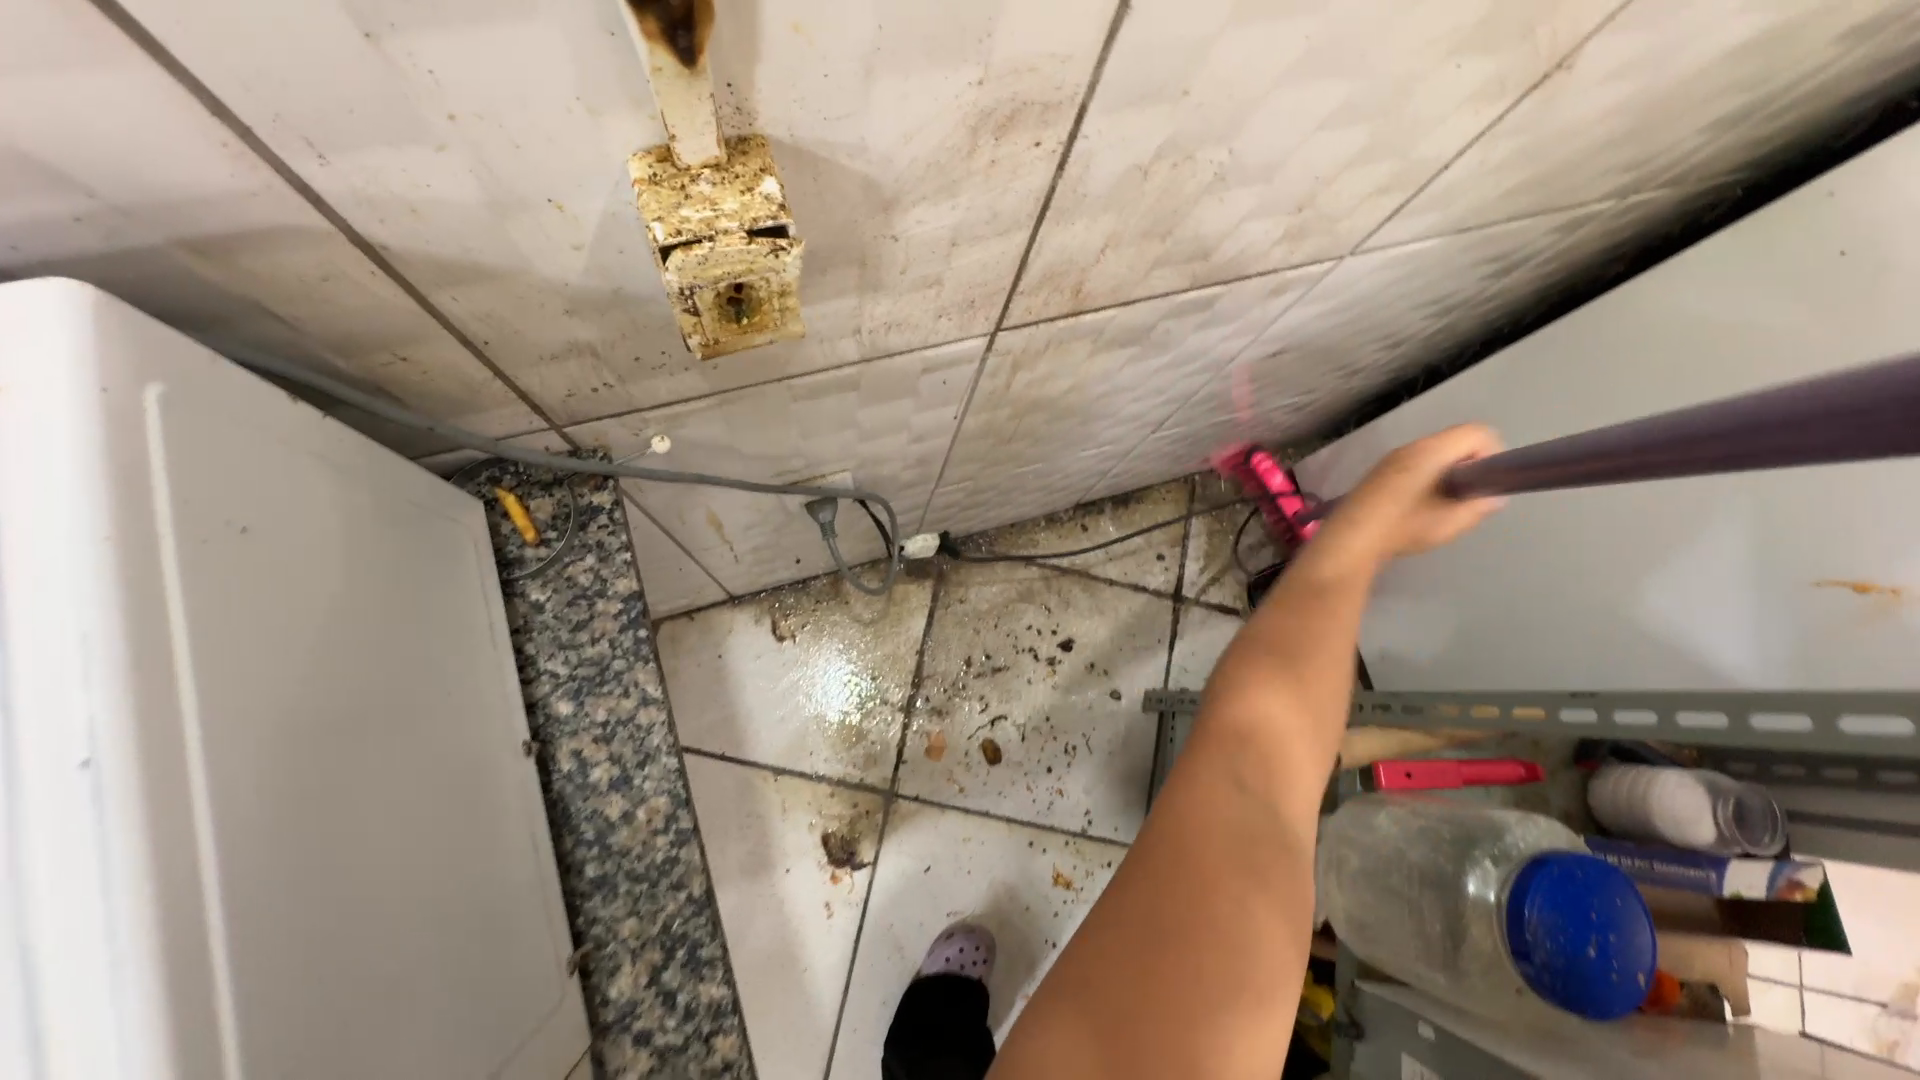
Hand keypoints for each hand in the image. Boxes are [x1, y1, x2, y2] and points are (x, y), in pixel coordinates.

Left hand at [1321, 424, 1504, 562]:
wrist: (1350, 539)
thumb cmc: (1404, 527)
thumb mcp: (1451, 521)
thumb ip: (1479, 506)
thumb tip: (1494, 496)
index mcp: (1430, 451)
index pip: (1476, 432)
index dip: (1492, 453)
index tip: (1487, 482)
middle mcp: (1409, 447)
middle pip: (1453, 441)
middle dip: (1469, 464)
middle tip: (1467, 496)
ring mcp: (1390, 459)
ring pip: (1433, 453)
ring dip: (1447, 472)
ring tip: (1443, 504)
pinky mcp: (1378, 473)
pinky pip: (1413, 464)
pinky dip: (1427, 477)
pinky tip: (1418, 506)